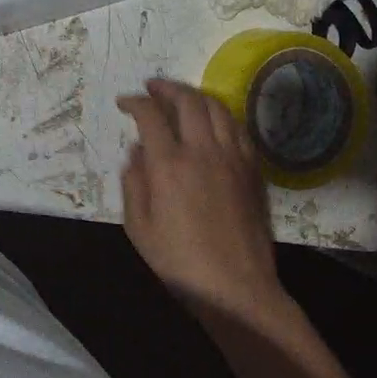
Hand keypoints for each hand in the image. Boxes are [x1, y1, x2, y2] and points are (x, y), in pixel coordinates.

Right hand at [117, 78, 284, 323]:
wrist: (237, 290)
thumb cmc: (179, 262)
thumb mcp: (138, 227)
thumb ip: (133, 182)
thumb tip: (137, 152)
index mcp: (169, 165)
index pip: (150, 114)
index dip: (134, 102)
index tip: (124, 103)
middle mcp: (202, 151)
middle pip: (187, 100)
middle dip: (165, 87)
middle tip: (152, 88)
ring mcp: (232, 158)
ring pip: (216, 107)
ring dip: (195, 96)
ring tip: (181, 98)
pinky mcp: (252, 170)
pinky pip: (238, 128)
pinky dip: (220, 116)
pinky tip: (212, 122)